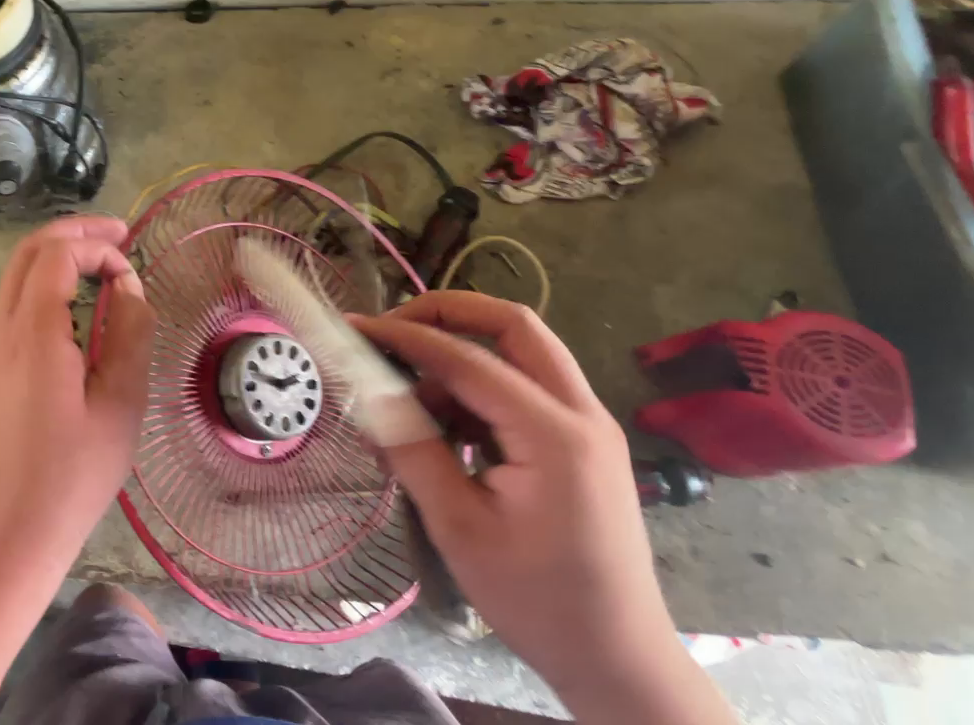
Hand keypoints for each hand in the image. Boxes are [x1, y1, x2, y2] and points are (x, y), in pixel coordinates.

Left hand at [0, 216, 156, 557]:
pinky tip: (80, 296)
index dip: (98, 247)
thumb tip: (128, 287)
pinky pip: (17, 298)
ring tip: (104, 255)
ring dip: (59, 252)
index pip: (58, 254)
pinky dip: (47, 278)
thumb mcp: (121, 402)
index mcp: (34, 332)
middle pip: (29, 251)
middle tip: (120, 233)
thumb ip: (130, 334)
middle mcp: (5, 328)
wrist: (18, 525)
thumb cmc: (76, 471)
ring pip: (18, 271)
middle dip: (74, 232)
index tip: (133, 272)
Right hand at [351, 291, 734, 724]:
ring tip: (409, 398)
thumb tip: (368, 393)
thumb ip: (413, 449)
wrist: (618, 660)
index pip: (469, 359)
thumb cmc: (536, 600)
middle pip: (515, 326)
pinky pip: (526, 388)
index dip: (405, 338)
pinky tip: (444, 428)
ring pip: (523, 353)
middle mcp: (582, 414)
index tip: (355, 328)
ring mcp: (588, 426)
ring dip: (463, 356)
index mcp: (555, 435)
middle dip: (449, 313)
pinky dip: (480, 390)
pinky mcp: (582, 443)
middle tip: (393, 328)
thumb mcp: (459, 526)